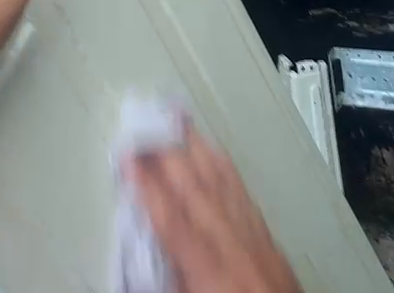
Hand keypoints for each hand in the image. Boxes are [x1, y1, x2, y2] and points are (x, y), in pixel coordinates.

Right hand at [125, 128, 301, 292]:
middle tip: (143, 123)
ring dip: (195, 146)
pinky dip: (224, 164)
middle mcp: (232, 246)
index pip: (172, 221)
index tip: (126, 157)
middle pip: (195, 189)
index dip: (146, 186)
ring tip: (176, 117)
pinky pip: (242, 190)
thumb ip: (171, 277)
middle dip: (167, 153)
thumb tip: (148, 247)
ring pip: (221, 180)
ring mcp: (253, 236)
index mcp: (210, 272)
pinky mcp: (267, 235)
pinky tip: (213, 149)